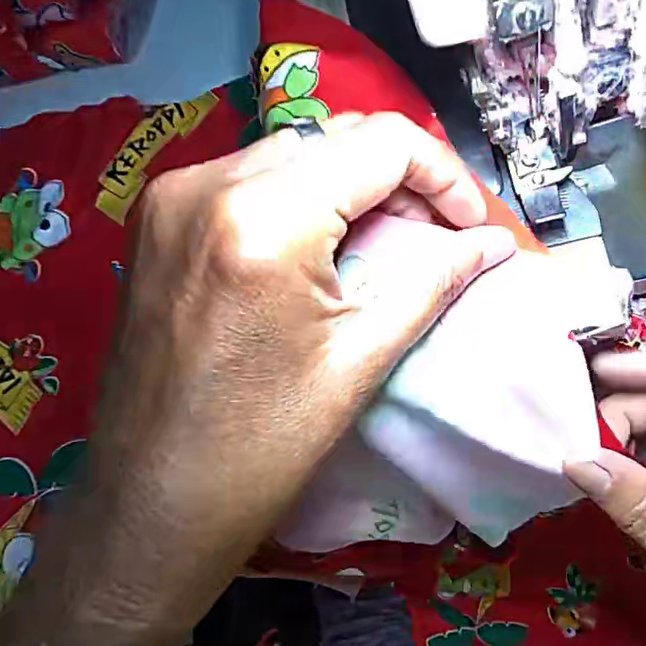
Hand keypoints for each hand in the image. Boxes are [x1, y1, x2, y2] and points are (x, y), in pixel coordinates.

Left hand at [46, 113, 516, 645]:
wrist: (149, 506)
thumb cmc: (262, 449)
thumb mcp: (361, 360)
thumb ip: (435, 281)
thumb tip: (496, 243)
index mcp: (265, 218)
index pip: (382, 143)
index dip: (443, 174)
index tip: (468, 225)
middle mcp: (208, 183)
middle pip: (335, 139)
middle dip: (398, 178)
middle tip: (432, 234)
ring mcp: (171, 196)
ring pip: (291, 153)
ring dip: (348, 184)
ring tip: (380, 242)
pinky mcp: (155, 218)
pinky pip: (247, 178)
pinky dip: (297, 197)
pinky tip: (316, 247)